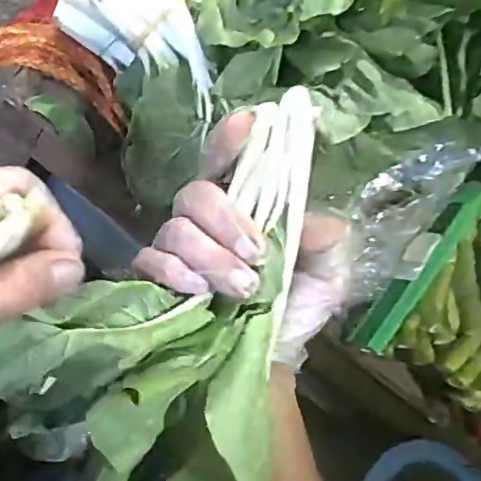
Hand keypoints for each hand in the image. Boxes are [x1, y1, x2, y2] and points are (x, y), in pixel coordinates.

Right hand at [131, 108, 354, 366]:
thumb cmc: (295, 309)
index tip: (250, 123)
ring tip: (242, 288)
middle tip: (255, 253)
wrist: (266, 357)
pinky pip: (150, 261)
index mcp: (244, 207)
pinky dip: (175, 273)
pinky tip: (199, 292)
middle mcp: (203, 222)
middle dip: (224, 218)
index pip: (229, 163)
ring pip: (174, 229)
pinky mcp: (152, 279)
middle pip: (194, 193)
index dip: (231, 140)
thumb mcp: (330, 273)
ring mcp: (174, 249)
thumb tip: (311, 217)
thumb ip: (327, 240)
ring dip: (209, 255)